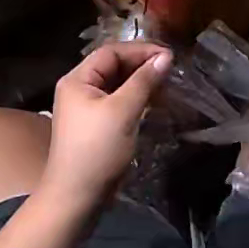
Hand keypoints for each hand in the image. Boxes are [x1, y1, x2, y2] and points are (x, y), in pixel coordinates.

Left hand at [37, 41, 171, 207]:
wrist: (76, 197)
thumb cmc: (97, 150)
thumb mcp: (122, 112)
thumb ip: (144, 82)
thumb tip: (165, 58)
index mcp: (77, 79)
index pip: (111, 52)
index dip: (141, 50)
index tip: (169, 56)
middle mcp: (79, 88)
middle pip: (113, 66)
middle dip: (142, 65)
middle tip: (171, 69)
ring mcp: (86, 108)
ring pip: (117, 84)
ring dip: (141, 82)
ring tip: (167, 84)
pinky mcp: (96, 125)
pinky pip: (118, 102)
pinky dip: (136, 98)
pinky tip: (154, 102)